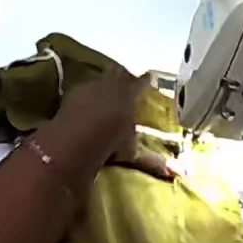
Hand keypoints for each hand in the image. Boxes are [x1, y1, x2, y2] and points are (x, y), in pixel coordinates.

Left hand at [37, 69, 174, 181]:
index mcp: (129, 95)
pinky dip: (85, 93)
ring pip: (98, 77)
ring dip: (102, 83)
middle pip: (118, 71)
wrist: (76, 136)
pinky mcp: (72, 91)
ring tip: (104, 92)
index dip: (145, 81)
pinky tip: (84, 101)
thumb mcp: (130, 151)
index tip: (149, 78)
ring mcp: (89, 85)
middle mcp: (110, 84)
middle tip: (125, 81)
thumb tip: (170, 171)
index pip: (141, 83)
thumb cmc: (110, 142)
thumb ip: (150, 159)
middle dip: (122, 74)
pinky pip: (82, 87)